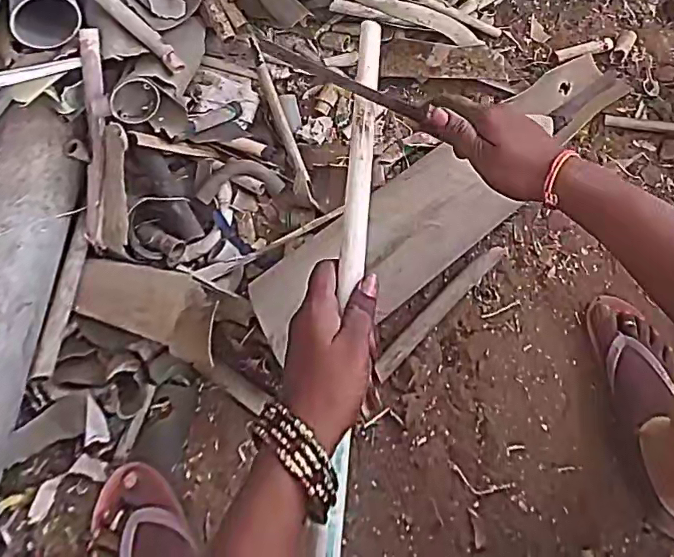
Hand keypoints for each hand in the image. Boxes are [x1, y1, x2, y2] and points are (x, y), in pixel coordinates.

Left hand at [281, 260, 376, 450]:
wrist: (306, 432)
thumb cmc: (328, 393)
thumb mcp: (357, 347)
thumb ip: (363, 311)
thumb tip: (367, 283)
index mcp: (316, 309)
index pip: (328, 266)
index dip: (347, 259)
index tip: (358, 242)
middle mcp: (305, 318)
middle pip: (336, 294)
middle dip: (358, 309)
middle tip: (368, 333)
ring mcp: (304, 336)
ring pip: (336, 318)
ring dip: (354, 334)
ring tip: (362, 360)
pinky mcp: (307, 354)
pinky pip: (330, 339)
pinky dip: (346, 349)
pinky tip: (355, 372)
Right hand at [424, 97, 567, 202]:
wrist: (560, 178)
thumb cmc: (522, 171)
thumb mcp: (480, 156)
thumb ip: (457, 133)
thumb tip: (435, 113)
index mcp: (485, 115)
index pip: (450, 104)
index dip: (434, 114)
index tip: (424, 123)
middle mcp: (500, 111)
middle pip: (467, 113)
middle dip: (456, 129)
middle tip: (457, 151)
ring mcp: (514, 118)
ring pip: (483, 122)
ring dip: (474, 136)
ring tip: (479, 159)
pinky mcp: (524, 128)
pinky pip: (498, 127)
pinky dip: (490, 138)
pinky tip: (496, 157)